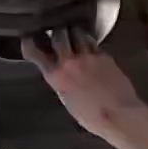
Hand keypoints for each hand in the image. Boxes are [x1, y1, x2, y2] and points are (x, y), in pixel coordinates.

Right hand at [21, 30, 147, 148]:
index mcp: (56, 77)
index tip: (29, 38)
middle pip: (58, 35)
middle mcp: (69, 63)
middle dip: (56, 32)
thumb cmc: (93, 116)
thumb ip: (61, 83)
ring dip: (74, 33)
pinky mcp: (104, 56)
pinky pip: (94, 43)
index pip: (35, 53)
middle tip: (56, 32)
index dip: (29, 43)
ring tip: (74, 34)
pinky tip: (91, 47)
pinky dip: (90, 43)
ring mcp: (88, 57)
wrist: (118, 115)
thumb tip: (61, 75)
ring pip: (78, 34)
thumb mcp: (67, 101)